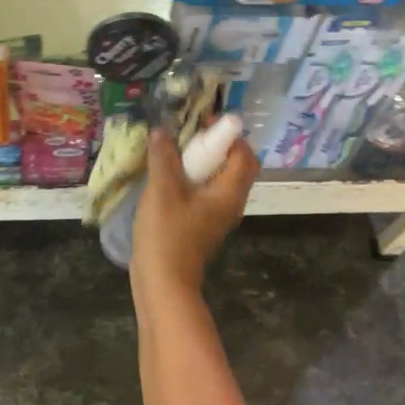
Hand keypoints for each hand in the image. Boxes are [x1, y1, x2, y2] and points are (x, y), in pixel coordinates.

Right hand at [131, 128, 258, 293]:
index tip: (201, 122)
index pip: (243, 153)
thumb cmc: (167, 235)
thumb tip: (161, 130)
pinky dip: (195, 180)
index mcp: (229, 192)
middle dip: (218, 146)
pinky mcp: (203, 226)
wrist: (163, 282)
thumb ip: (163, 158)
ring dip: (205, 163)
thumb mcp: (162, 191)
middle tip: (191, 138)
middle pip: (237, 166)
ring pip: (221, 181)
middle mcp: (231, 203)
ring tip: (177, 155)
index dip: (227, 133)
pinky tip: (170, 178)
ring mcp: (218, 217)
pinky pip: (208, 194)